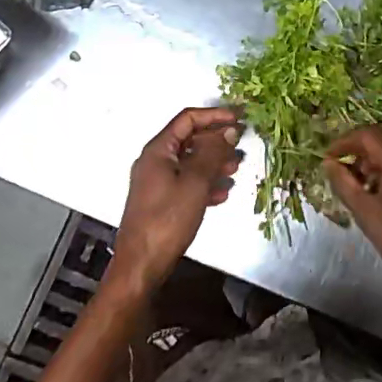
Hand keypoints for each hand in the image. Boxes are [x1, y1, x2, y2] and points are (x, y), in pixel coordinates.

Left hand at [107, 107, 242, 297]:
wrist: (141, 265)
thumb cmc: (167, 218)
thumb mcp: (195, 182)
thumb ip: (213, 153)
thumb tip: (229, 130)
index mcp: (158, 149)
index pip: (188, 119)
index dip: (214, 116)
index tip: (238, 119)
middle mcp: (155, 161)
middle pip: (190, 140)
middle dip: (216, 141)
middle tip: (240, 147)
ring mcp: (157, 182)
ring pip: (190, 162)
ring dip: (213, 163)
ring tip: (235, 170)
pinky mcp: (161, 201)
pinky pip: (187, 182)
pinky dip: (204, 183)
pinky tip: (221, 194)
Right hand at [325, 127, 381, 329]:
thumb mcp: (366, 213)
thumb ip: (344, 184)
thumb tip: (329, 164)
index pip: (366, 135)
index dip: (343, 143)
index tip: (327, 158)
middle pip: (379, 139)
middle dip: (356, 152)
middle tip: (339, 172)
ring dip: (370, 161)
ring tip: (357, 186)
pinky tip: (377, 190)